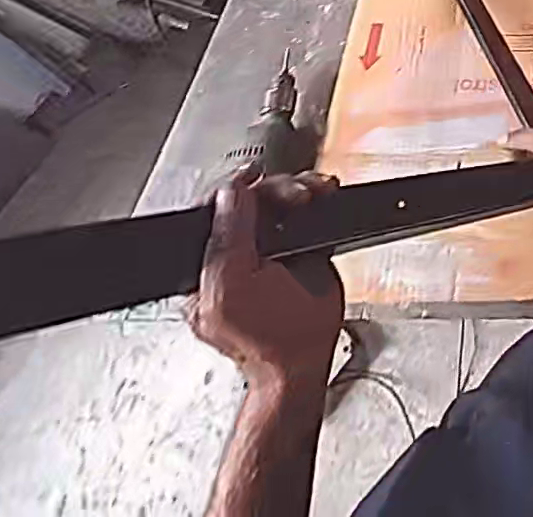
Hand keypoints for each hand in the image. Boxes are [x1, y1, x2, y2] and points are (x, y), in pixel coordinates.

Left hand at [189, 169, 345, 388]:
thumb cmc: (264, 340)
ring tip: (316, 192)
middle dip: (277, 188)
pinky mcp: (304, 247)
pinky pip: (308, 213)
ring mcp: (272, 250)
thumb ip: (225, 243)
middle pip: (252, 201)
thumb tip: (228, 196)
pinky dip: (319, 199)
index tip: (253, 174)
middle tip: (298, 194)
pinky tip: (325, 196)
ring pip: (282, 203)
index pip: (213, 214)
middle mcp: (238, 253)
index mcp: (207, 265)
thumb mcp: (231, 291)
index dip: (233, 190)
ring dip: (301, 188)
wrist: (307, 358)